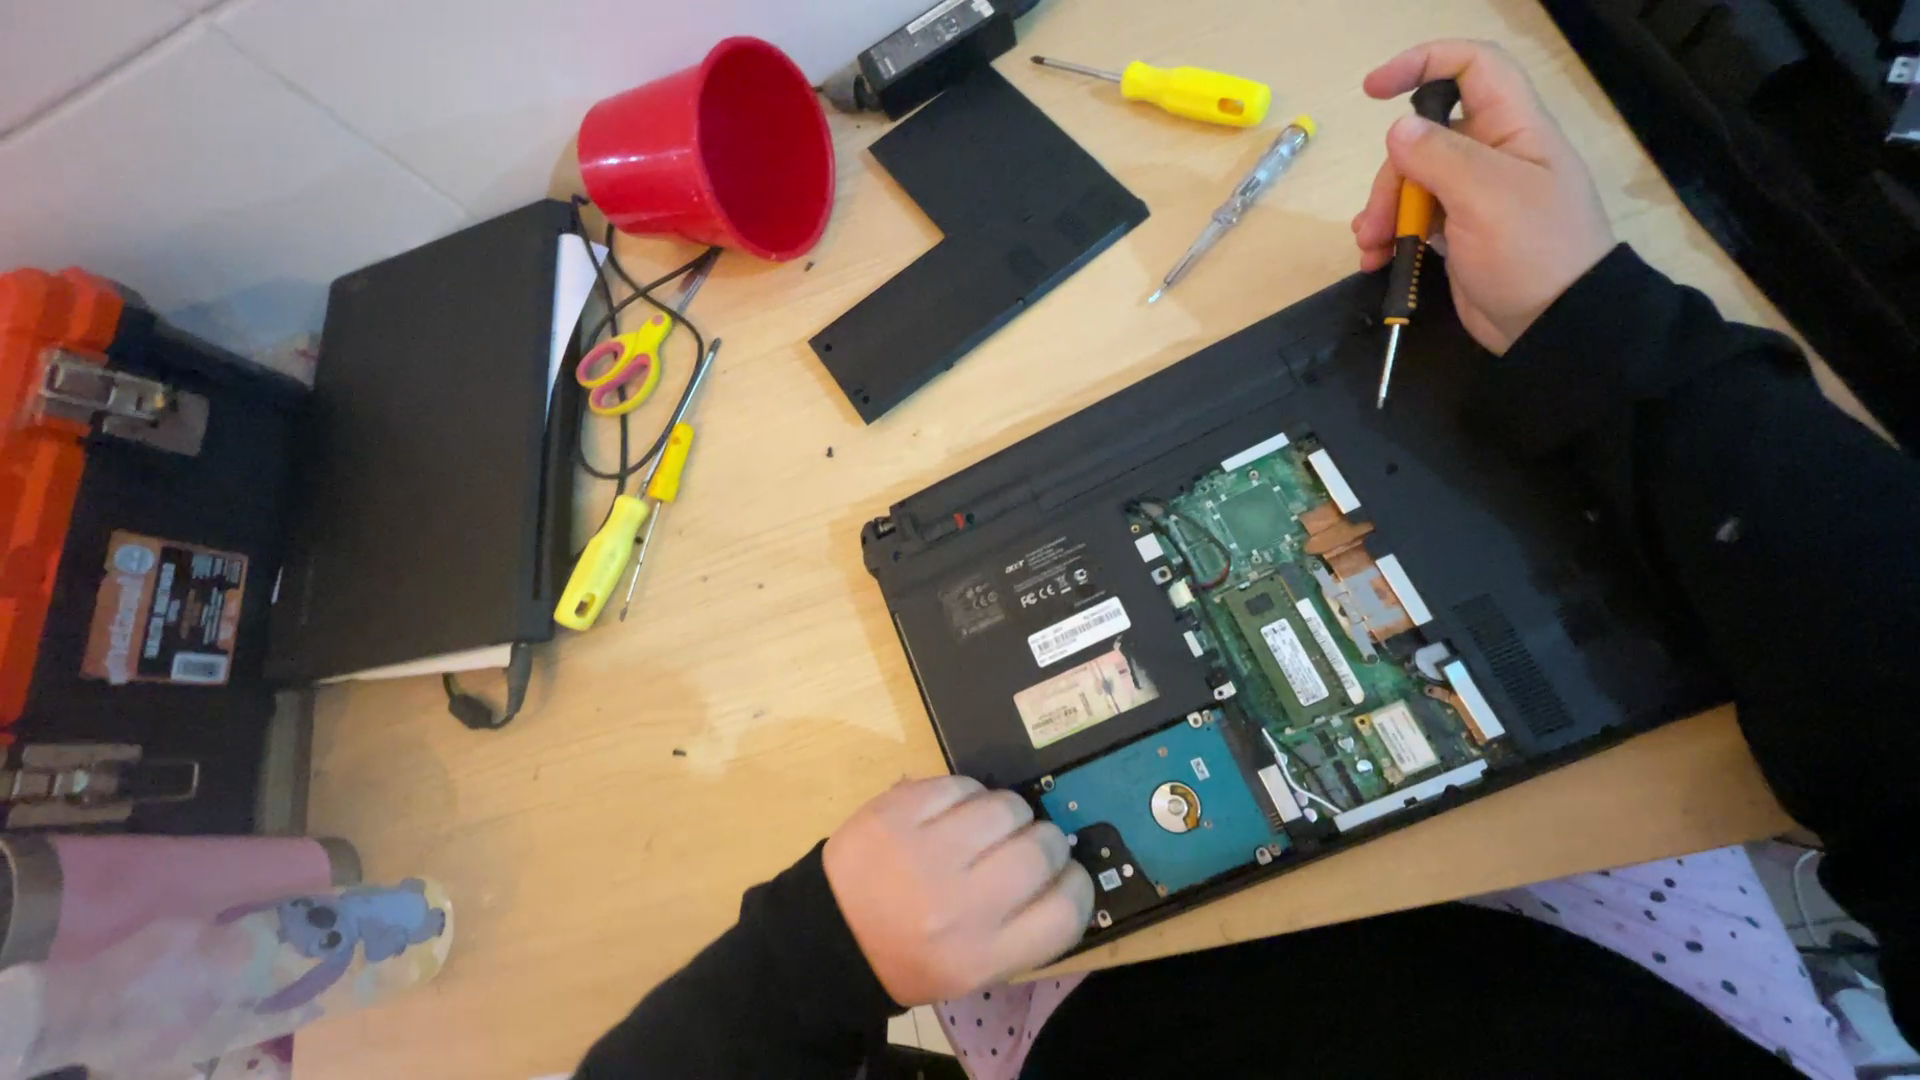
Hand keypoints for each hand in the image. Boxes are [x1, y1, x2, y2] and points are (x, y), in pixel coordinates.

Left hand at [822, 776, 1092, 1005]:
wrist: (829, 934)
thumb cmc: (909, 956)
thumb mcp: (972, 969)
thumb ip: (1022, 927)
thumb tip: (1061, 869)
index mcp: (981, 954)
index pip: (1065, 910)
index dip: (1076, 885)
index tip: (1065, 875)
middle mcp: (959, 904)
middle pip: (1041, 850)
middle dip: (1046, 839)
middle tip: (1028, 842)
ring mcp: (926, 851)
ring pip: (1005, 807)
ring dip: (1009, 811)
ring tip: (989, 824)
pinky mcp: (898, 811)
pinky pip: (960, 784)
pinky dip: (967, 793)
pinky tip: (955, 810)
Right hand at [1352, 40, 1615, 353]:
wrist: (1552, 322)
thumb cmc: (1531, 252)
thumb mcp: (1486, 198)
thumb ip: (1440, 158)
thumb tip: (1397, 128)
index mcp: (1513, 129)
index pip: (1472, 68)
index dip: (1423, 63)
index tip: (1373, 90)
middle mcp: (1492, 154)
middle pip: (1424, 140)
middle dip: (1390, 178)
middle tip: (1374, 225)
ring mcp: (1472, 195)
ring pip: (1411, 183)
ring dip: (1381, 213)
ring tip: (1371, 250)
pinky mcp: (1456, 232)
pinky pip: (1410, 220)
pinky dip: (1387, 237)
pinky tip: (1375, 259)